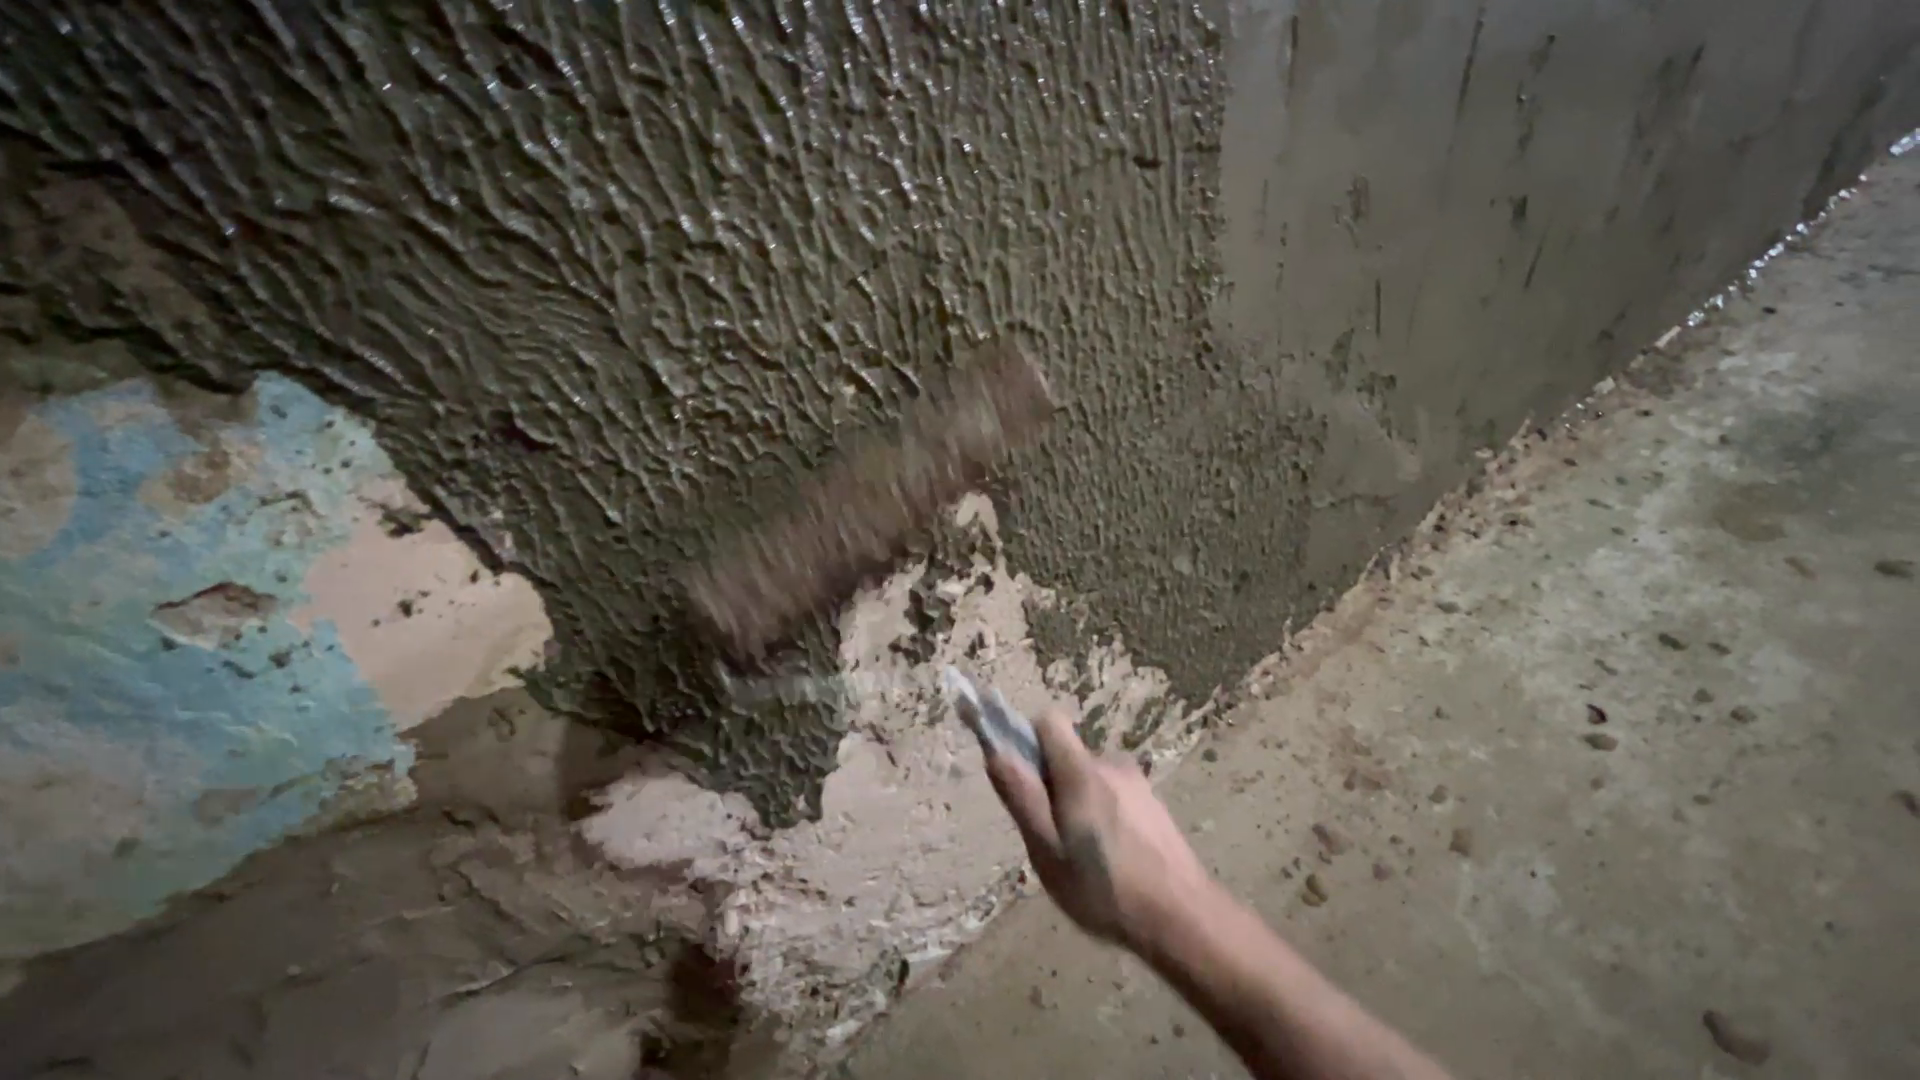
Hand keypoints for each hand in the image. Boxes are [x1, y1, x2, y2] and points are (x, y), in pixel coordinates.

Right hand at [984, 707, 1214, 952]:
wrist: (1183, 919)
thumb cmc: (1105, 888)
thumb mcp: (1048, 850)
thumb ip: (1022, 797)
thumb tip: (995, 751)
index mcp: (1082, 771)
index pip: (1048, 721)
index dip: (1027, 741)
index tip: (1020, 778)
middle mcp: (1112, 765)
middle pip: (1067, 756)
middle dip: (1051, 787)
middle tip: (1051, 839)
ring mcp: (1138, 785)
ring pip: (1090, 780)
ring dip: (1077, 805)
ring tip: (1083, 858)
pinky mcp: (1154, 806)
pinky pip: (1113, 797)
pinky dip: (1102, 817)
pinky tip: (1111, 861)